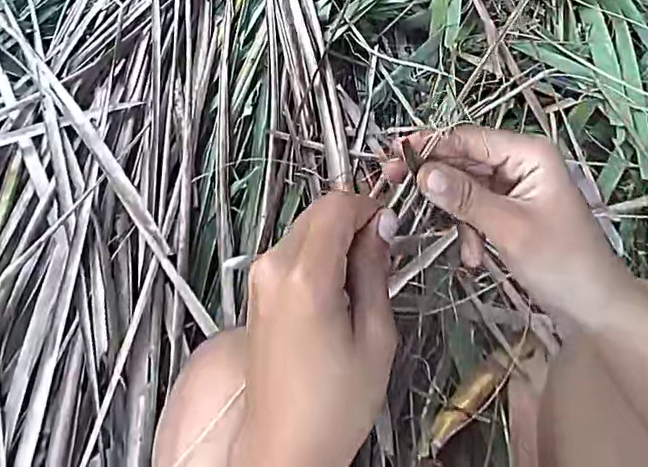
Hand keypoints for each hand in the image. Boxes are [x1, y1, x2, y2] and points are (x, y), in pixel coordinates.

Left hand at [237, 190, 398, 466]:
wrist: (282, 449)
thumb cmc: (329, 408)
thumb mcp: (375, 338)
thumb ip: (376, 270)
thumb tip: (382, 227)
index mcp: (304, 276)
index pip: (337, 205)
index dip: (369, 207)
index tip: (389, 226)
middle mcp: (275, 266)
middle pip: (320, 210)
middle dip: (354, 221)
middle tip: (382, 253)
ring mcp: (262, 275)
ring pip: (307, 225)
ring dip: (337, 237)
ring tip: (361, 278)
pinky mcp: (258, 287)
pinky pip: (294, 247)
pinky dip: (319, 252)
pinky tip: (337, 288)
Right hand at [387, 126, 631, 327]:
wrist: (599, 313)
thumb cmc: (563, 264)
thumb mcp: (510, 229)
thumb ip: (465, 198)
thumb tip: (423, 173)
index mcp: (528, 153)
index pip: (469, 138)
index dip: (431, 144)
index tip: (395, 153)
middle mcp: (520, 161)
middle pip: (464, 159)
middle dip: (436, 180)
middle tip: (394, 183)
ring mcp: (516, 185)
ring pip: (466, 184)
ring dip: (456, 213)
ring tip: (457, 244)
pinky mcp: (511, 208)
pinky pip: (476, 206)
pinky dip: (469, 227)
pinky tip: (472, 254)